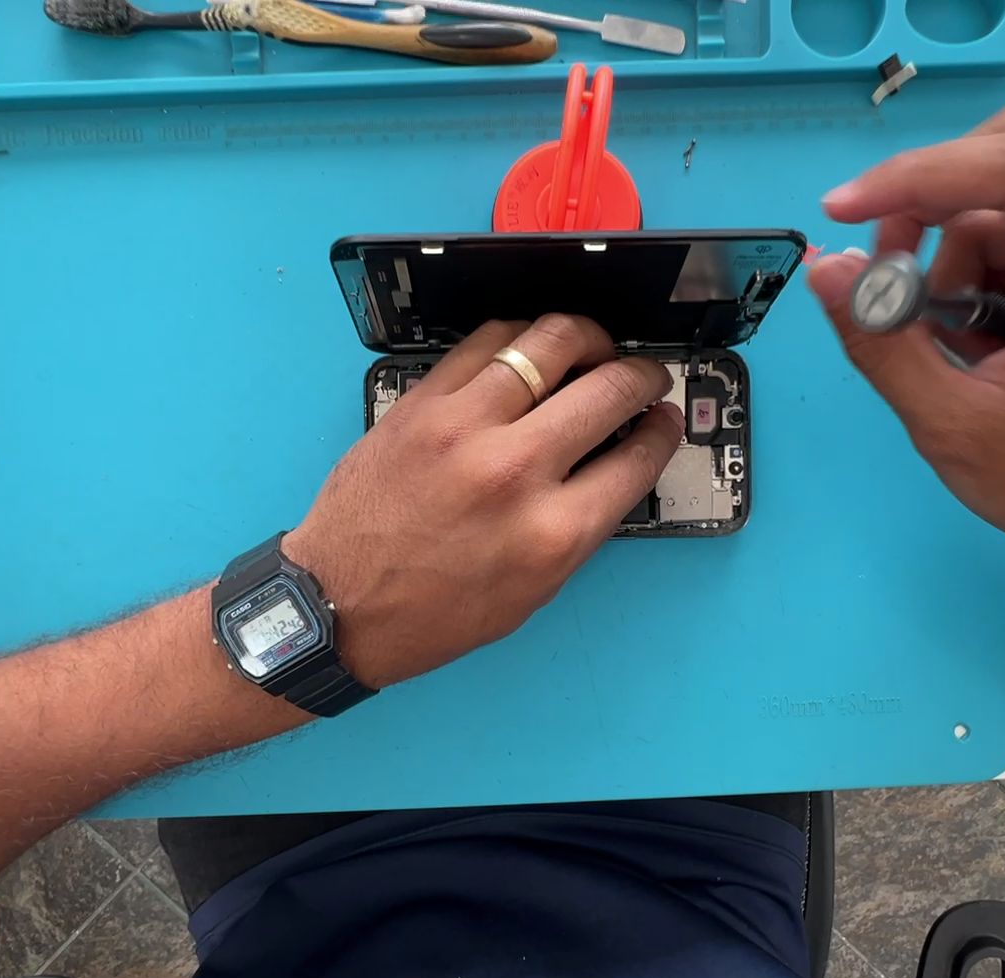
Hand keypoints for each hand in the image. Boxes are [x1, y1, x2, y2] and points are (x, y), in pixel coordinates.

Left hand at [283, 315, 682, 687]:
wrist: (340, 604)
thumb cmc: (439, 614)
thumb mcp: (533, 591)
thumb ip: (581, 525)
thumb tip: (614, 464)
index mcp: (553, 533)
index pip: (638, 457)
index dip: (663, 430)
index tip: (663, 419)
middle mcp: (515, 471)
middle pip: (609, 389)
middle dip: (643, 375)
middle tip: (642, 376)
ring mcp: (464, 428)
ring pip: (550, 341)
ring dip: (589, 337)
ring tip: (593, 349)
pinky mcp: (421, 403)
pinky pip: (486, 341)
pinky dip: (522, 337)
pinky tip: (529, 350)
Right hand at [807, 104, 1004, 601]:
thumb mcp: (947, 422)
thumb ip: (882, 342)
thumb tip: (825, 269)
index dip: (922, 176)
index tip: (842, 210)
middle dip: (934, 205)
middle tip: (883, 271)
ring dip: (958, 247)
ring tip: (949, 329)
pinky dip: (984, 257)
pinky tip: (981, 320)